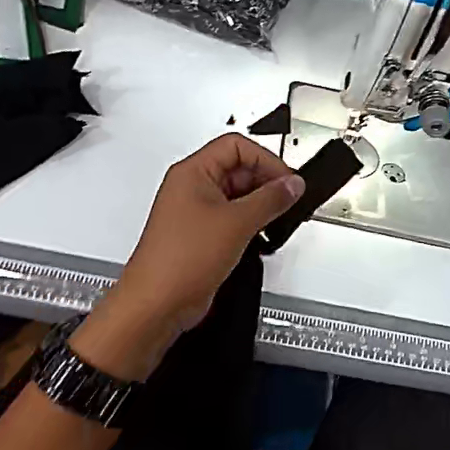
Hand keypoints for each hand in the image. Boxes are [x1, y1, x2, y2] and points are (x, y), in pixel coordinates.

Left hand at [75, 135, 303, 379]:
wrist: (157, 303)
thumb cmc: (177, 261)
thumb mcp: (237, 222)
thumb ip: (270, 200)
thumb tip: (291, 184)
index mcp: (192, 172)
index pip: (236, 146)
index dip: (265, 159)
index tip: (285, 180)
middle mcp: (191, 188)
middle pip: (238, 169)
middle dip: (265, 182)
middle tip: (285, 199)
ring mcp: (196, 212)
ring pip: (237, 195)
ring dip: (259, 205)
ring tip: (274, 220)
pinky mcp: (202, 235)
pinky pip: (232, 218)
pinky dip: (250, 224)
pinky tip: (260, 237)